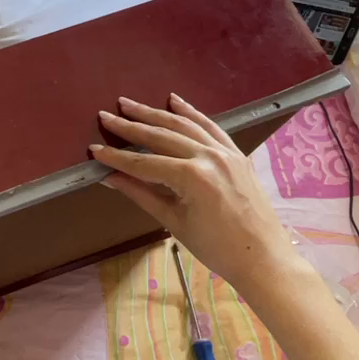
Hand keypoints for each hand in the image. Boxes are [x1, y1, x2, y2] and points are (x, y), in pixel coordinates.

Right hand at [90, 95, 306, 292]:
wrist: (263, 258)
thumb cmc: (216, 248)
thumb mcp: (173, 221)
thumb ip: (140, 193)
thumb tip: (109, 178)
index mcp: (192, 177)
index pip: (144, 163)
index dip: (117, 158)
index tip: (94, 149)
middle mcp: (209, 157)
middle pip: (161, 137)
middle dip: (130, 126)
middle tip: (105, 116)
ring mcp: (225, 152)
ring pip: (183, 125)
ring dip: (154, 113)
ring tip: (129, 104)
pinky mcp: (236, 154)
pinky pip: (210, 126)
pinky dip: (191, 113)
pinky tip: (173, 101)